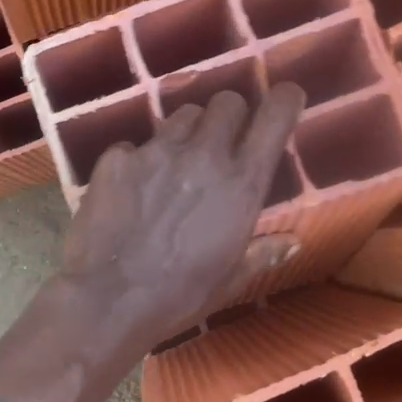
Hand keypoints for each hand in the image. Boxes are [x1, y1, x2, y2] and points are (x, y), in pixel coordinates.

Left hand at [59, 85, 306, 349]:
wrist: (108, 300)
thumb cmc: (179, 297)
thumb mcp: (230, 280)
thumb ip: (263, 252)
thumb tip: (293, 241)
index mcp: (241, 183)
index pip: (276, 112)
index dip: (284, 100)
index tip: (282, 103)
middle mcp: (203, 154)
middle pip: (227, 101)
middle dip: (230, 118)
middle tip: (220, 147)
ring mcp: (156, 151)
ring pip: (182, 115)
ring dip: (187, 134)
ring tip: (175, 167)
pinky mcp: (116, 158)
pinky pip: (135, 144)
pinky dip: (138, 161)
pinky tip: (132, 191)